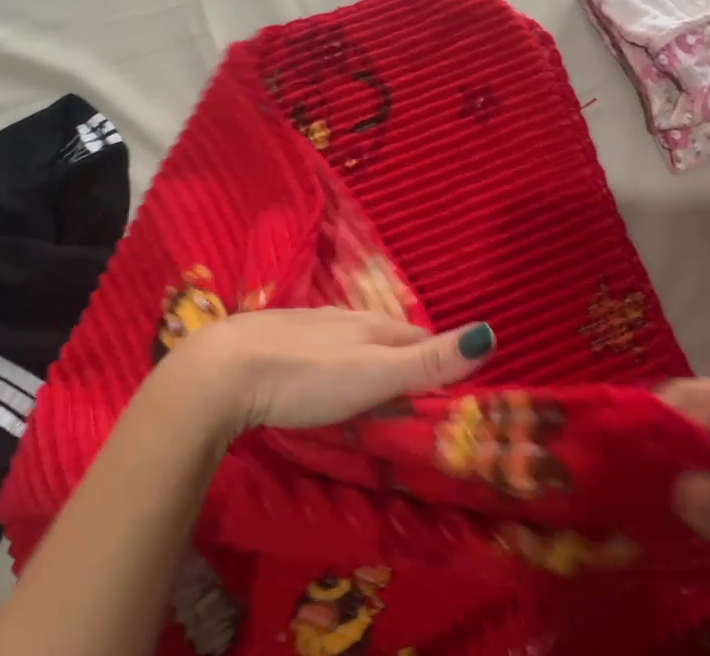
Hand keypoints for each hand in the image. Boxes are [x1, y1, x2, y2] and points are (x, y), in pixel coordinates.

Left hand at [153, 308, 495, 442]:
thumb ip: (429, 361)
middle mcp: (338, 319)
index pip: (416, 338)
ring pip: (346, 341)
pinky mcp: (268, 343)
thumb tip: (490, 334)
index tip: (453, 381)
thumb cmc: (305, 377)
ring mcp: (300, 327)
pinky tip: (317, 377)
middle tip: (417, 389)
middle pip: (383, 337)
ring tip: (372, 384)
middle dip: (403, 357)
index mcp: (368, 326)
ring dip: (364, 359)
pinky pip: (314, 350)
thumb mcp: (375, 374)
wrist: (220, 373)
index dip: (438, 357)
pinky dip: (328, 364)